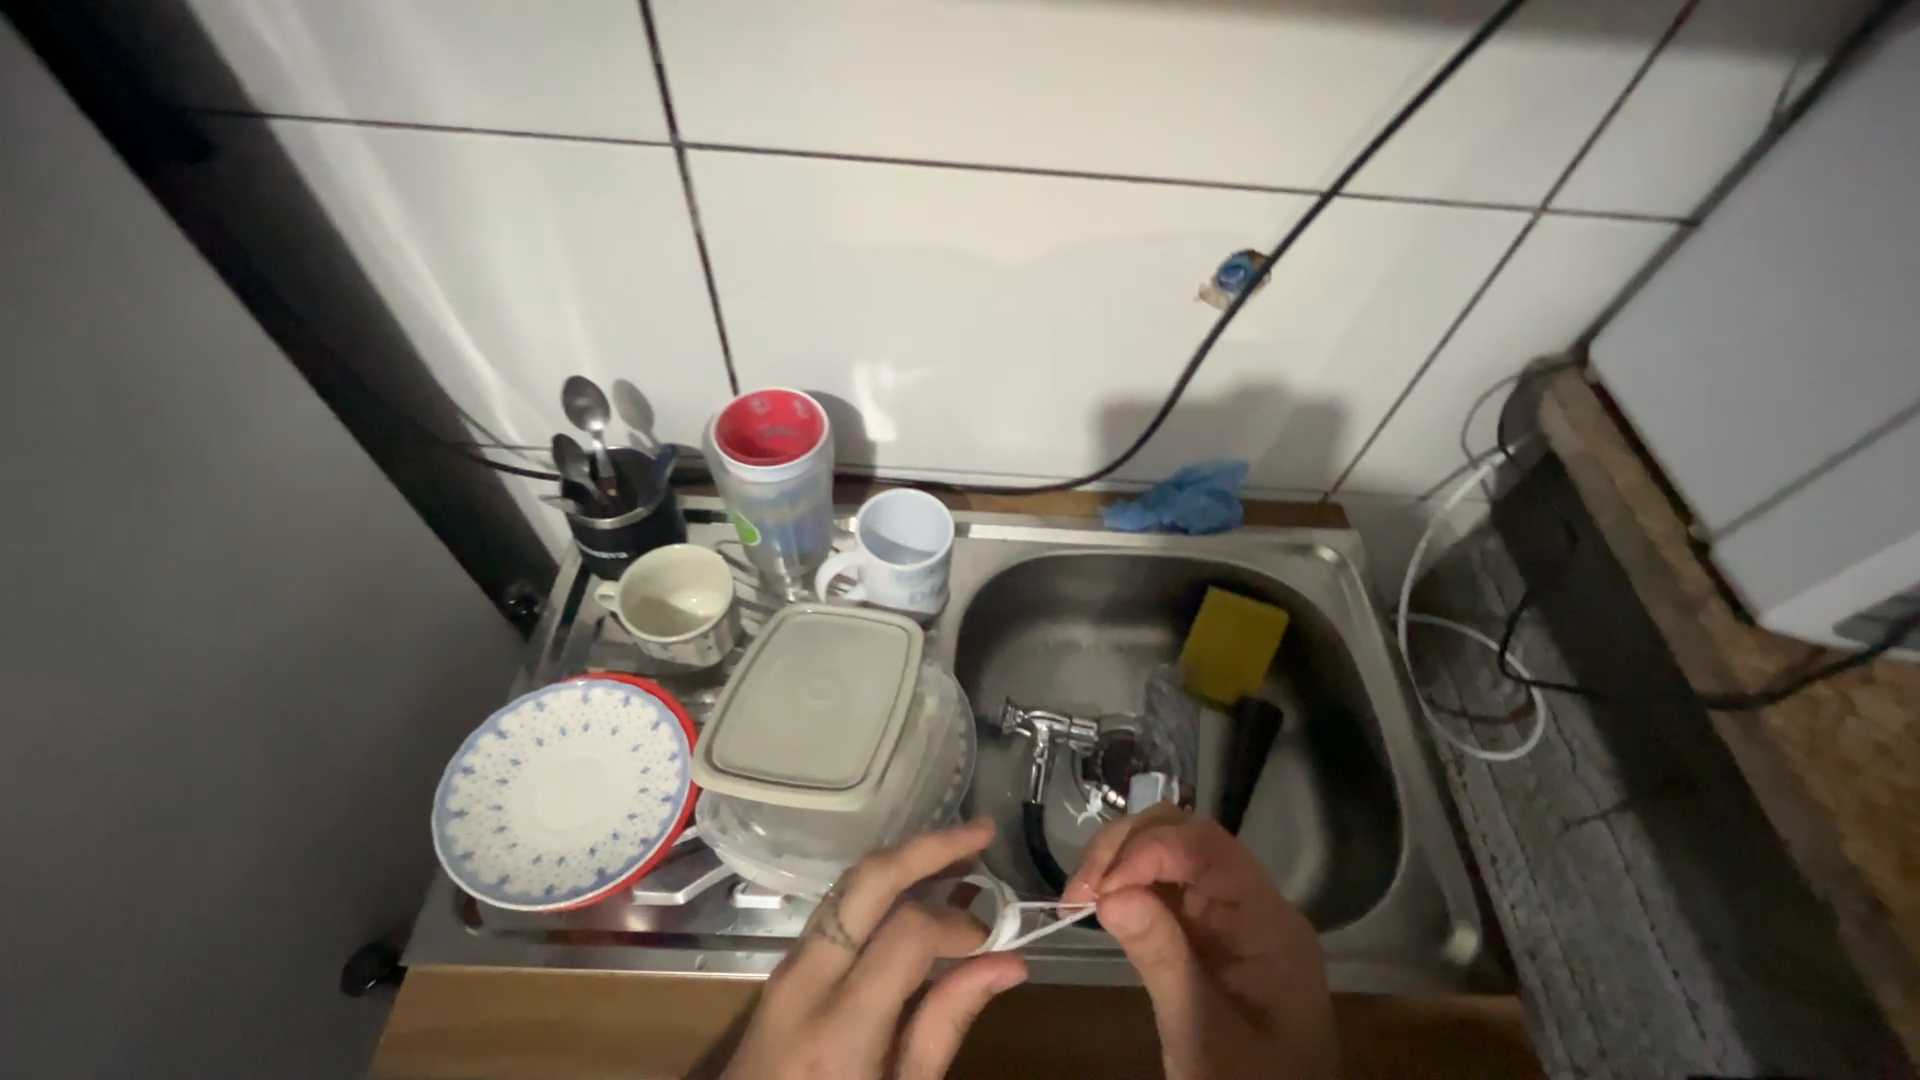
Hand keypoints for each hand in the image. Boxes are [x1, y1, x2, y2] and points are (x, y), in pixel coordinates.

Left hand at [722, 819, 1027, 1079]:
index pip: (908, 932)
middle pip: (868, 880)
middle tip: (982, 832)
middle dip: (930, 847)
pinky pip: (837, 904)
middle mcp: (806, 980)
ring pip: (849, 881)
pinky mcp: (784, 964)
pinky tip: (916, 887)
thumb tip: (1008, 963)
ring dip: (906, 858)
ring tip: (960, 851)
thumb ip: (946, 1024)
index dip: (957, 925)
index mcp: (839, 1029)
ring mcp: (787, 965)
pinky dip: (882, 885)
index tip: (990, 942)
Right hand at [1065, 807, 1336, 1079]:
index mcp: (1268, 922)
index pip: (1209, 849)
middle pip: (1186, 834)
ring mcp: (1226, 913)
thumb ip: (1163, 960)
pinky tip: (1096, 903)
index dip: (1149, 850)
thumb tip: (1109, 895)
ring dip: (1118, 859)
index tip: (1100, 888)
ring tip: (1077, 897)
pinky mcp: (1202, 928)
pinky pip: (1161, 883)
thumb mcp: (1204, 1035)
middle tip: (1079, 890)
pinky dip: (1123, 882)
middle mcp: (1249, 903)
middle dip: (1127, 846)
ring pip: (1168, 848)